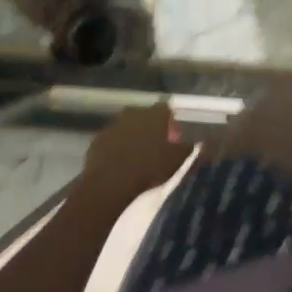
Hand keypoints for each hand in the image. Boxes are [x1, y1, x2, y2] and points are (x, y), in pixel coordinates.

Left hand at [76, 104, 191, 207]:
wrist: (110, 182)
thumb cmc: (149, 167)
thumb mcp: (176, 160)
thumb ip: (186, 147)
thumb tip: (193, 141)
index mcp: (154, 114)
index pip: (166, 109)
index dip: (170, 121)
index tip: (172, 135)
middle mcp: (134, 113)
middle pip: (145, 116)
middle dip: (150, 127)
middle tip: (154, 145)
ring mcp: (113, 124)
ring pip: (127, 126)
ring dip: (132, 136)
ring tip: (137, 155)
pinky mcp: (98, 139)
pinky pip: (112, 139)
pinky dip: (117, 146)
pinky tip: (120, 161)